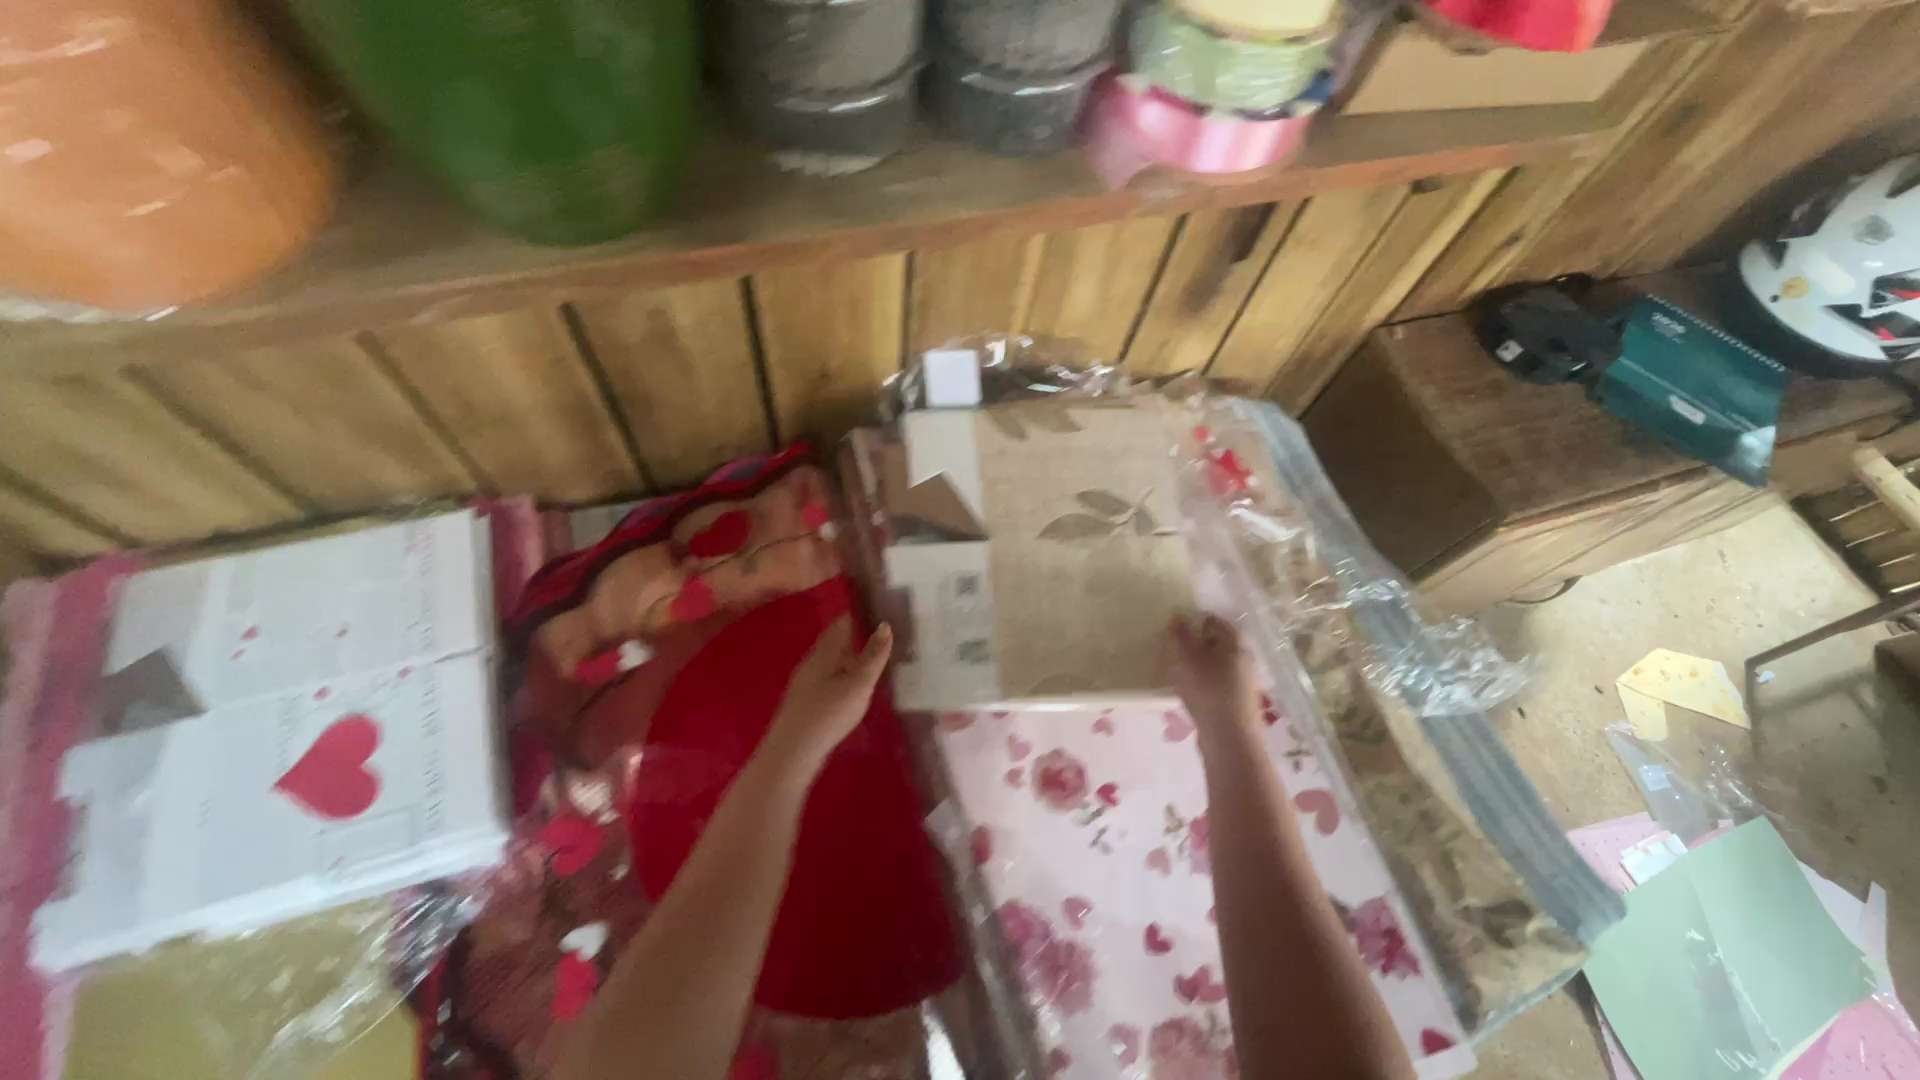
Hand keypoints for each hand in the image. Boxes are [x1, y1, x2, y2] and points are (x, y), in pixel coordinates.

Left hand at [764, 616, 893, 771]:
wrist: (793, 750)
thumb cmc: (829, 712)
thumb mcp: (859, 683)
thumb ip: (873, 655)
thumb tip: (884, 624)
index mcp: (824, 652)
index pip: (840, 624)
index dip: (856, 614)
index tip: (875, 608)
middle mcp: (811, 662)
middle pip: (833, 642)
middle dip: (852, 635)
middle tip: (877, 633)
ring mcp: (804, 682)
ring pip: (828, 661)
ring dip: (846, 657)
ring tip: (868, 659)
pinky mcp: (803, 701)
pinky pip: (825, 678)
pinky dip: (840, 674)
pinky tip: (848, 687)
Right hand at [1166, 613, 1260, 734]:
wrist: (1229, 738)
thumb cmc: (1207, 691)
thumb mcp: (1186, 659)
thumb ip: (1180, 635)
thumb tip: (1178, 616)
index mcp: (1235, 643)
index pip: (1215, 621)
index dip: (1195, 621)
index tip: (1175, 629)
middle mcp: (1244, 659)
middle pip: (1217, 643)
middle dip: (1196, 644)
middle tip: (1173, 650)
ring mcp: (1243, 682)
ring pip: (1217, 665)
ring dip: (1199, 665)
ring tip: (1177, 672)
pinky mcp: (1238, 702)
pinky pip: (1217, 683)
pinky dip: (1204, 683)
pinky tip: (1189, 692)